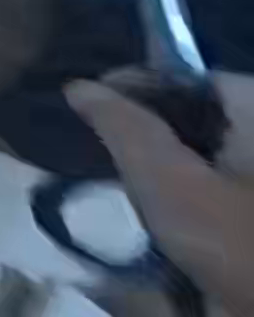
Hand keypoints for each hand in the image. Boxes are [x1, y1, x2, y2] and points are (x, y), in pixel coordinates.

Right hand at [68, 72, 253, 316]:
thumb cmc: (239, 242)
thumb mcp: (164, 178)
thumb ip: (119, 122)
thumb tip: (81, 86)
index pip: (207, 78)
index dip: (148, 81)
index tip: (98, 102)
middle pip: (221, 115)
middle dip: (162, 121)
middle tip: (118, 141)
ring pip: (232, 152)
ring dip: (186, 156)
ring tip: (147, 177)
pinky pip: (240, 185)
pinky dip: (212, 188)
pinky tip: (188, 212)